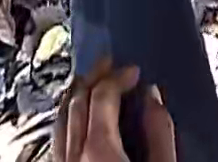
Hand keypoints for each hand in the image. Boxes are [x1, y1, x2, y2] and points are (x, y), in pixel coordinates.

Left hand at [52, 60, 176, 161]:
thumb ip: (160, 133)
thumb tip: (153, 97)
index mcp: (99, 149)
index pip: (102, 94)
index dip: (119, 75)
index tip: (134, 70)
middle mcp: (73, 157)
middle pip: (77, 100)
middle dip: (95, 77)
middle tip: (111, 64)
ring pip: (60, 119)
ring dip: (77, 95)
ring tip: (92, 83)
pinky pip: (57, 141)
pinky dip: (67, 120)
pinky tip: (77, 122)